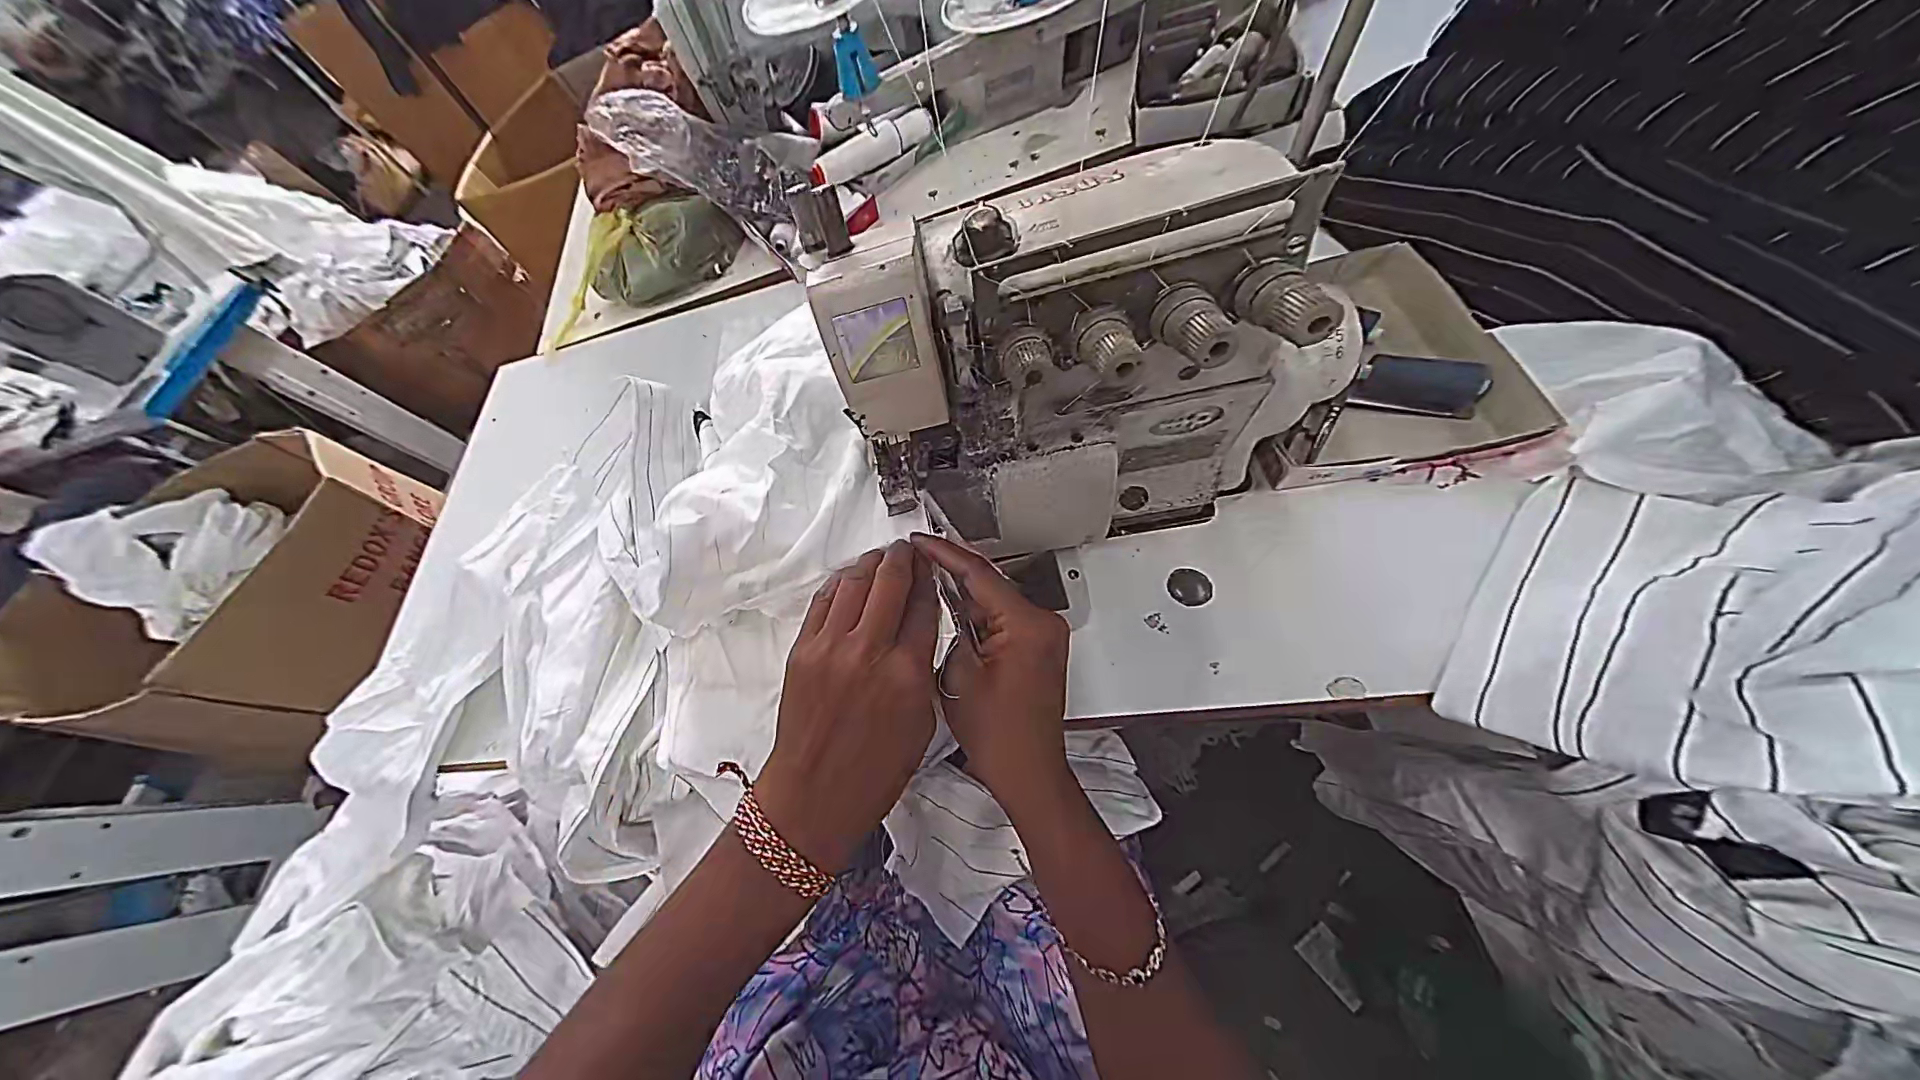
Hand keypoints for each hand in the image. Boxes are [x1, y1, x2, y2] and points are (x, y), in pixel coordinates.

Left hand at [755, 540, 939, 872]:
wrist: (814, 796)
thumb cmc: (871, 772)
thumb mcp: (921, 721)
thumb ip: (922, 669)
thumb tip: (919, 629)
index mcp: (906, 674)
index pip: (923, 606)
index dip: (929, 580)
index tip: (931, 570)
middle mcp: (868, 653)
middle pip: (890, 581)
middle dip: (903, 559)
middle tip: (907, 551)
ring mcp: (830, 649)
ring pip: (855, 582)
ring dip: (871, 563)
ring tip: (881, 558)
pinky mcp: (802, 651)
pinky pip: (823, 601)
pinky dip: (841, 583)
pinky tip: (851, 579)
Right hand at [910, 532, 1074, 817]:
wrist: (1027, 771)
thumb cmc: (1002, 738)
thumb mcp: (959, 677)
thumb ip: (950, 628)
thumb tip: (943, 599)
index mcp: (1028, 626)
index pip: (981, 575)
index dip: (945, 554)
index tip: (923, 542)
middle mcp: (1044, 625)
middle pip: (991, 584)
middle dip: (953, 571)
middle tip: (920, 556)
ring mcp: (1043, 636)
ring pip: (995, 601)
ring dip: (964, 594)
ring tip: (928, 581)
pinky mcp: (1038, 648)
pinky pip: (1003, 619)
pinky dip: (977, 615)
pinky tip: (951, 612)